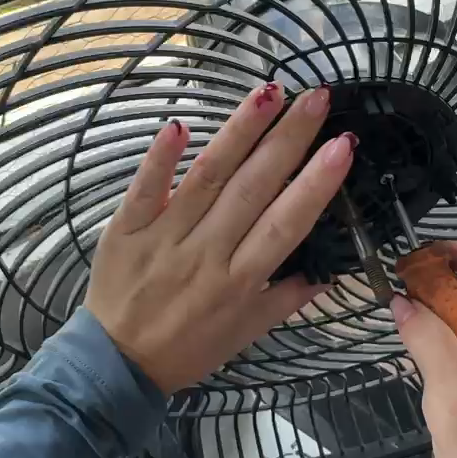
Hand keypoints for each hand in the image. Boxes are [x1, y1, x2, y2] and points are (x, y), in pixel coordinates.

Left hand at [87, 82, 354, 392]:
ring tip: (270, 93)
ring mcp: (164, 236)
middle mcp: (206, 253)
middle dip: (288, 139)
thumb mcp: (244, 335)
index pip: (285, 224)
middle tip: (317, 98)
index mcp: (240, 280)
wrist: (115, 364)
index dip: (315, 183)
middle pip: (252, 188)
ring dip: (239, 131)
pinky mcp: (126, 228)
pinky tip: (179, 123)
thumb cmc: (187, 348)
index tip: (342, 145)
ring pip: (207, 177)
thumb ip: (285, 301)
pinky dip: (160, 158)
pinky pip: (144, 189)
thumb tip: (327, 272)